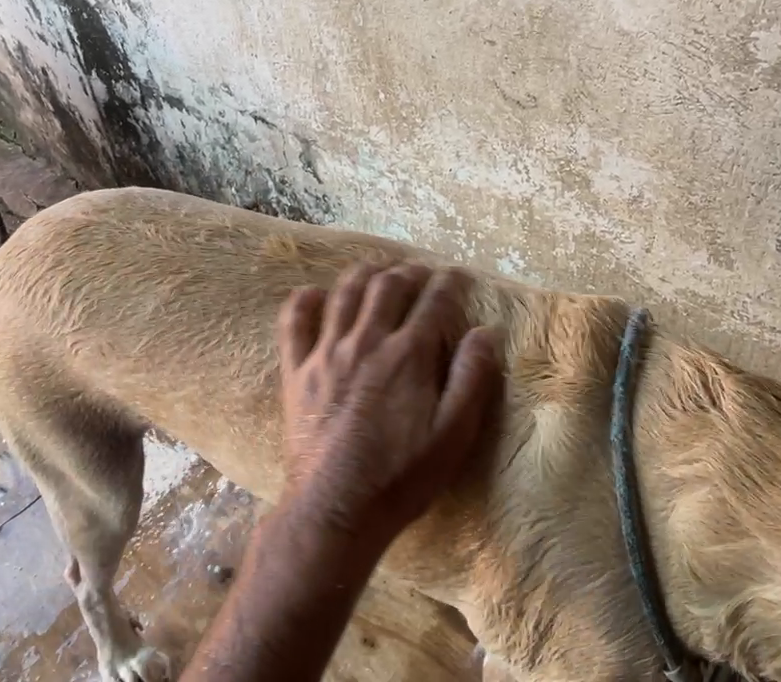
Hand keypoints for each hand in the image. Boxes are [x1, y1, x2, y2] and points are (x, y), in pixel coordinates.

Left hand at [274, 264, 501, 547]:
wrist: (336, 510)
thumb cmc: (402, 477)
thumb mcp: (453, 435)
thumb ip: (472, 378)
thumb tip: (486, 332)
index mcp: (409, 355)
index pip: (435, 302)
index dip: (450, 283)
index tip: (459, 277)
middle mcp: (367, 341)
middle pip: (388, 286)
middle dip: (409, 272)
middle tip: (420, 273)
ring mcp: (327, 353)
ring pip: (345, 293)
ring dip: (365, 274)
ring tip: (378, 271)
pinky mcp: (297, 372)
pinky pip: (294, 322)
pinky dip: (305, 301)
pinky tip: (315, 293)